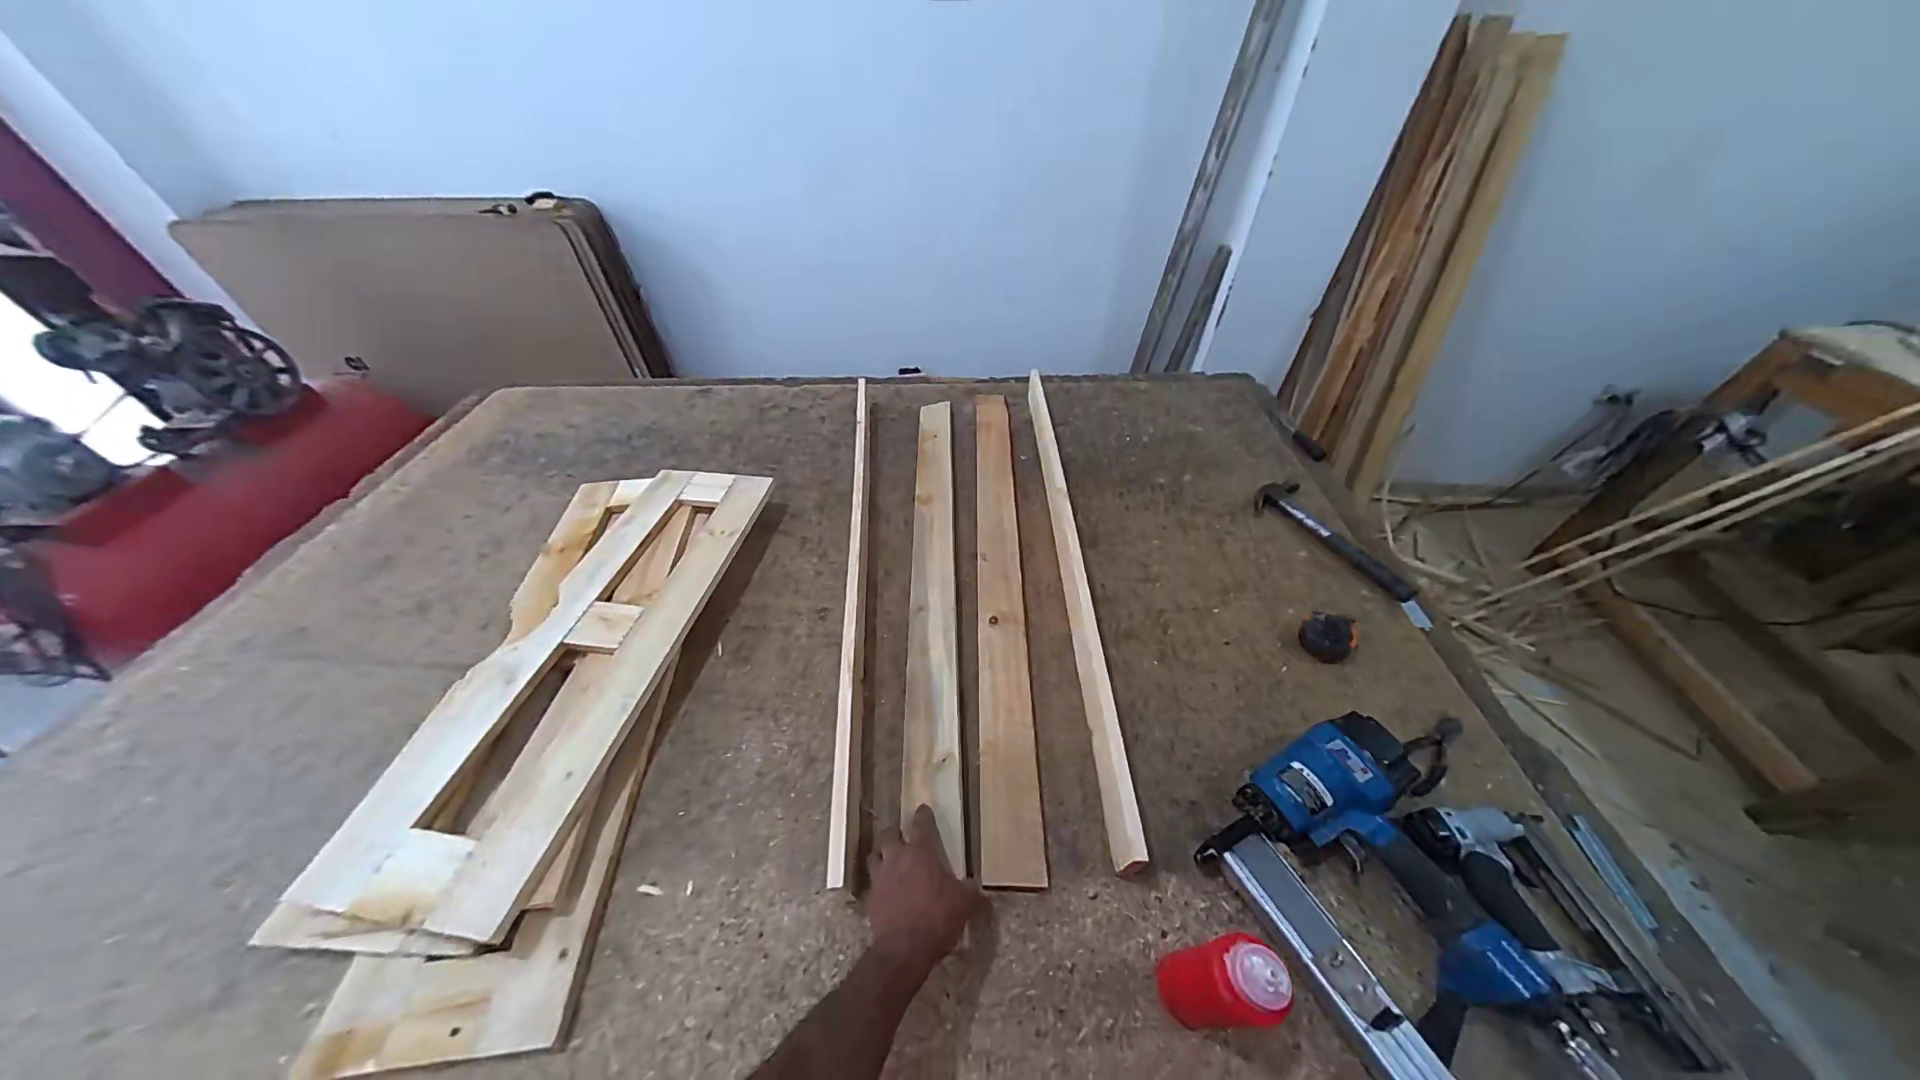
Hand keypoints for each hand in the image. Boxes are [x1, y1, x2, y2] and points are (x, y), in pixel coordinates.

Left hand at [866, 805, 985, 971]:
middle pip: (889, 835)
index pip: (921, 825)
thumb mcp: (964, 905)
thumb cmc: (937, 917)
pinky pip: (872, 883)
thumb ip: (972, 895)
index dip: (923, 816)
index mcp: (921, 852)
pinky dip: (878, 883)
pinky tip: (886, 891)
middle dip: (894, 833)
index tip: (923, 809)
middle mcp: (897, 858)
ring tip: (888, 859)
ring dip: (881, 855)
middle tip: (901, 837)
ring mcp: (880, 878)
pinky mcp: (871, 899)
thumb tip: (983, 897)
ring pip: (875, 855)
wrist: (904, 948)